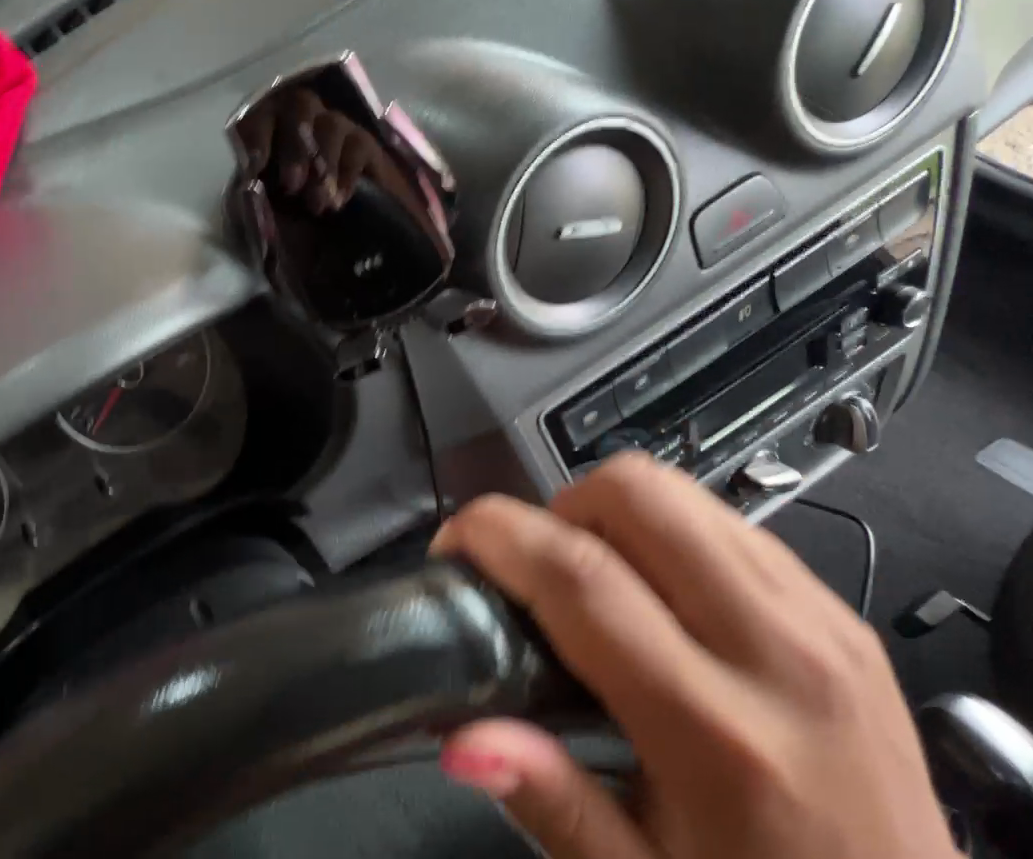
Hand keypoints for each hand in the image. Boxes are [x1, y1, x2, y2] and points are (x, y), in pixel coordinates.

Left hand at [234, 85, 377, 213]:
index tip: (256, 167)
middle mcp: (301, 118)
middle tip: (292, 186)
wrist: (331, 233)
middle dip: (294, 147)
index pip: (258, 115)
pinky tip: (338, 201)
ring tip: (317, 203)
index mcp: (267, 130)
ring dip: (323, 163)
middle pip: (299, 106)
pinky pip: (358, 146)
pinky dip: (347, 175)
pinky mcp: (363, 144)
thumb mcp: (263, 210)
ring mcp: (335, 126)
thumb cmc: (286, 217)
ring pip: (331, 124)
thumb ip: (253, 197)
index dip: (257, 135)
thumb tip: (249, 194)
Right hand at [430, 454, 958, 858]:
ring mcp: (824, 625)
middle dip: (555, 507)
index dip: (495, 535)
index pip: (582, 576)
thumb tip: (463, 740)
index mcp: (720, 733)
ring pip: (683, 492)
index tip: (451, 546)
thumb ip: (552, 802)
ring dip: (608, 515)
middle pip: (639, 496)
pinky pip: (728, 523)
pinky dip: (664, 533)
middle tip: (529, 569)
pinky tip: (649, 593)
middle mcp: (781, 656)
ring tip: (584, 580)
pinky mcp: (844, 617)